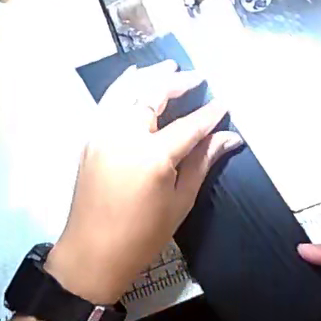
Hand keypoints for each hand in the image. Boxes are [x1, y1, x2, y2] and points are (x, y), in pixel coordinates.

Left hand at [48, 60, 240, 304]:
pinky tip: (134, 77)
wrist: (92, 254)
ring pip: (126, 91)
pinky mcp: (90, 139)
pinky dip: (122, 85)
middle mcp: (124, 137)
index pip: (188, 125)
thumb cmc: (143, 235)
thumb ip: (203, 161)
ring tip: (168, 65)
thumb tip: (230, 137)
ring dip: (149, 76)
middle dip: (177, 82)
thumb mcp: (181, 200)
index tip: (225, 104)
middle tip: (198, 77)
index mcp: (152, 157)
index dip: (209, 114)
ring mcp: (102, 134)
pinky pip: (107, 101)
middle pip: (153, 96)